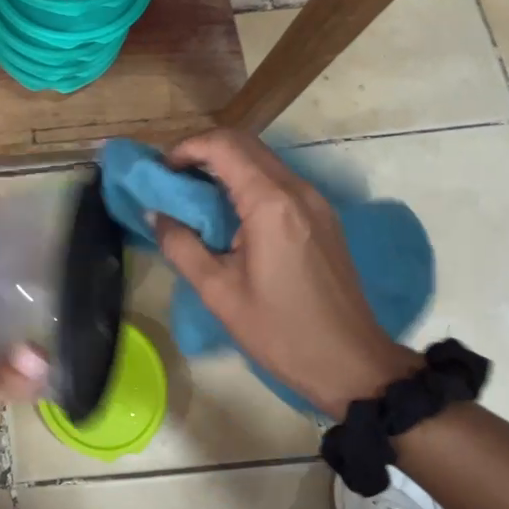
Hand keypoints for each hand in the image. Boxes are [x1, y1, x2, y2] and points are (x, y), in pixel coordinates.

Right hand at [153, 129, 419, 415]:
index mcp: (270, 203)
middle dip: (203, 150)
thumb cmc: (281, 332)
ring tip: (194, 194)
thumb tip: (155, 214)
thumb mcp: (219, 292)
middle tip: (173, 177)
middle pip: (244, 143)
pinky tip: (229, 213)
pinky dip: (247, 180)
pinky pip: (278, 180)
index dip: (187, 148)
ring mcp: (314, 201)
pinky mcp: (322, 216)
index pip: (223, 145)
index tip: (162, 171)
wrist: (353, 365)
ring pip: (262, 159)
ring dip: (226, 164)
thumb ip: (181, 246)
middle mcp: (296, 190)